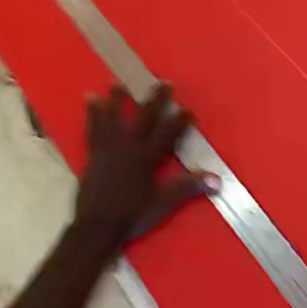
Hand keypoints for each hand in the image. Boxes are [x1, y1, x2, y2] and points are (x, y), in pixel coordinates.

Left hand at [69, 84, 210, 254]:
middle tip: (160, 81)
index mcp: (146, 157)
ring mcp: (108, 148)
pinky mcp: (93, 153)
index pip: (168, 133)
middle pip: (143, 118)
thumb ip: (188, 188)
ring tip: (116, 82)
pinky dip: (92, 113)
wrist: (97, 226)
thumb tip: (217, 179)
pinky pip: (92, 127)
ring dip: (116, 99)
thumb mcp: (163, 203)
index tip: (188, 109)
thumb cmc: (132, 215)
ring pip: (114, 117)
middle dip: (154, 99)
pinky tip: (89, 100)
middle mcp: (128, 146)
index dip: (180, 121)